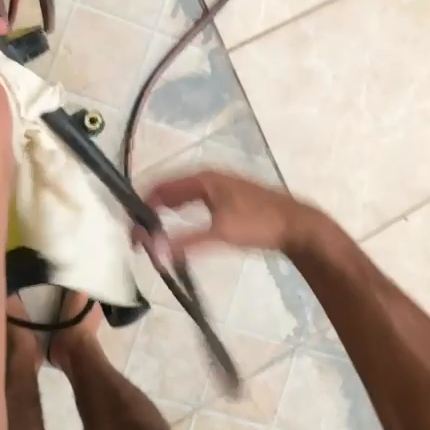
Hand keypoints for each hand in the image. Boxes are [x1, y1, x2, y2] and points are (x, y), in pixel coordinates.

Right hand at [144, 170, 323, 260]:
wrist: (298, 225)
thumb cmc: (259, 223)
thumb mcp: (220, 234)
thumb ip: (185, 243)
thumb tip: (153, 252)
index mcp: (202, 178)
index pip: (159, 187)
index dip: (142, 207)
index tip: (131, 231)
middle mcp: (206, 177)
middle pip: (167, 190)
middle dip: (150, 211)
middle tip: (138, 238)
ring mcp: (217, 187)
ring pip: (180, 197)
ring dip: (163, 214)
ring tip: (152, 236)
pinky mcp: (225, 199)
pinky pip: (191, 203)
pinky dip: (178, 215)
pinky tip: (177, 230)